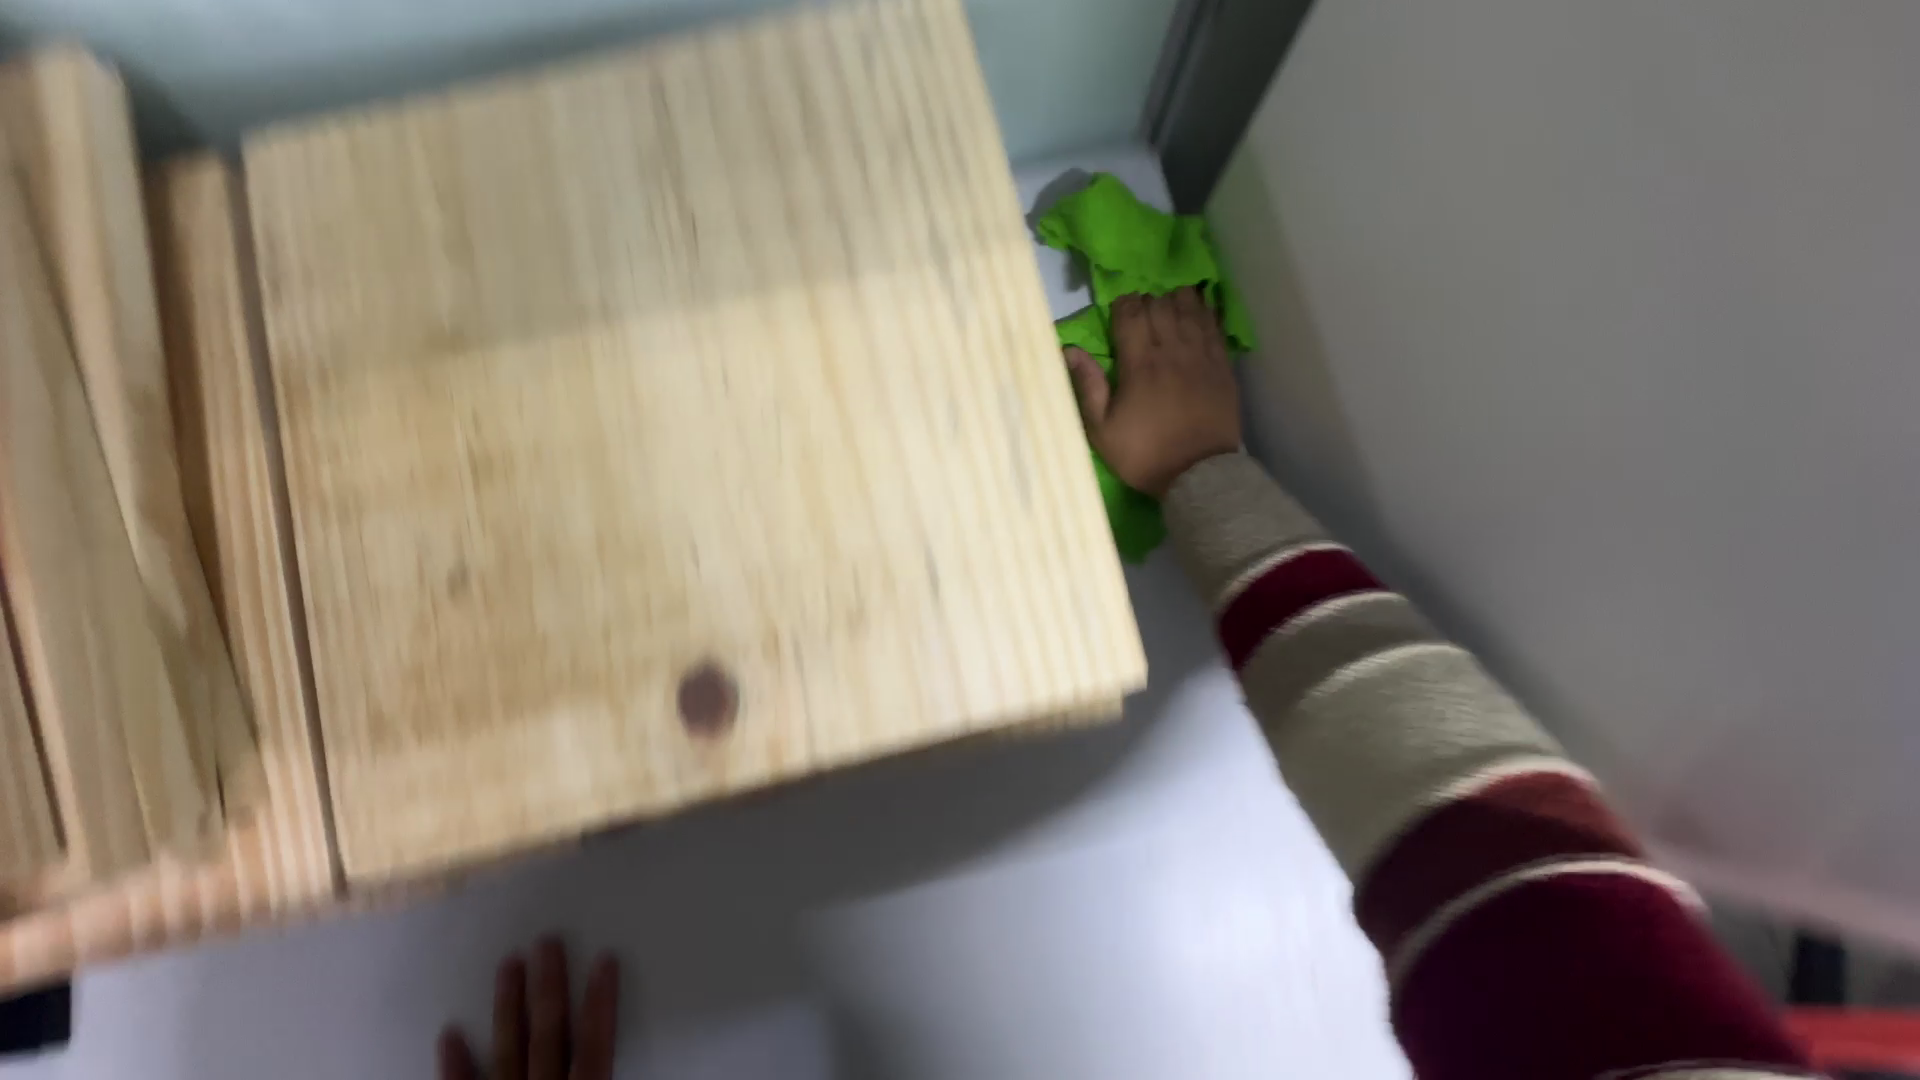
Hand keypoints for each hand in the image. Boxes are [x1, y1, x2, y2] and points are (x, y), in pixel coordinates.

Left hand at [438, 938, 620, 1079]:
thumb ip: (601, 1073)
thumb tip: (627, 1054)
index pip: (594, 1045)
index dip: (601, 1002)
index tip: (605, 959)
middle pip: (548, 1036)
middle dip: (549, 987)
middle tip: (547, 943)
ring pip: (508, 1051)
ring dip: (509, 1007)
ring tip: (508, 964)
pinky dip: (455, 1063)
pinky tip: (450, 1034)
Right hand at [1066, 288, 1240, 498]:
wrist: (1197, 474)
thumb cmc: (1143, 454)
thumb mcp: (1102, 430)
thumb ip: (1088, 386)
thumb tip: (1070, 351)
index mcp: (1139, 364)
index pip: (1130, 314)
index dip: (1122, 304)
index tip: (1118, 309)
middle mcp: (1172, 351)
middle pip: (1160, 306)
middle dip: (1148, 301)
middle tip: (1141, 311)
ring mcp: (1201, 355)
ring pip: (1190, 309)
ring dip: (1176, 300)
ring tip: (1168, 302)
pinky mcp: (1222, 365)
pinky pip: (1214, 325)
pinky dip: (1204, 311)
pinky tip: (1198, 308)